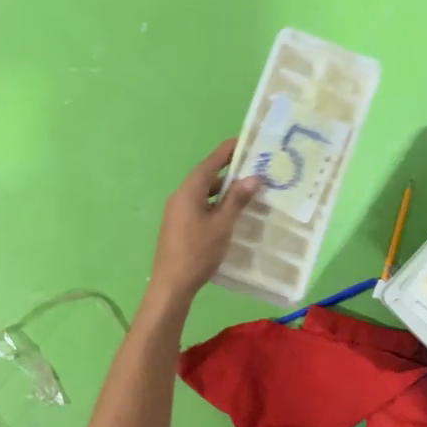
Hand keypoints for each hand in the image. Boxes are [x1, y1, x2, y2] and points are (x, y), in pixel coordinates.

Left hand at [150, 140, 263, 302]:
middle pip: (207, 175)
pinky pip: (200, 205)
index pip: (211, 162)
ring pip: (204, 192)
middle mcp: (181, 195)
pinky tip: (232, 212)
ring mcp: (178, 211)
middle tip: (255, 166)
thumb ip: (237, 199)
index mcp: (189, 191)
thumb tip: (254, 177)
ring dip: (224, 189)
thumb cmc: (198, 252)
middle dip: (230, 170)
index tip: (247, 141)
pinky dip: (216, 203)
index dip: (228, 150)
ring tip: (249, 188)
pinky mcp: (179, 224)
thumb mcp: (222, 224)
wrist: (171, 285)